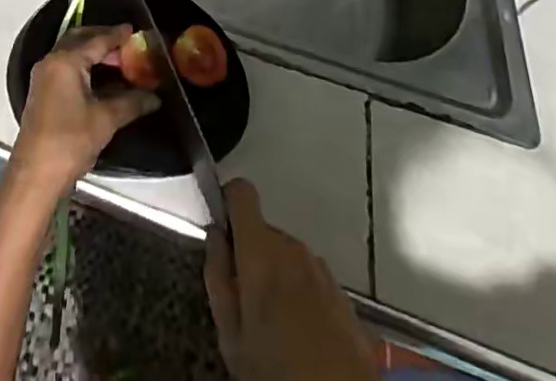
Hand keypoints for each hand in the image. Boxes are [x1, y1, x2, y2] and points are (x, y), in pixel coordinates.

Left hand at [11, 24, 159, 191]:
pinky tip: (102, 80)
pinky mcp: (43, 93)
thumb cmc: (70, 141)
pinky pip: (66, 68)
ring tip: (119, 61)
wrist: (36, 175)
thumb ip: (132, 103)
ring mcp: (44, 77)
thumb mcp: (106, 120)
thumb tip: (154, 97)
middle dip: (102, 39)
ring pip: (71, 54)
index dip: (117, 35)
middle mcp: (51, 62)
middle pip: (79, 40)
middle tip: (126, 44)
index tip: (134, 30)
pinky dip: (84, 67)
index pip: (96, 40)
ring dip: (93, 54)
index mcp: (65, 61)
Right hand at [206, 179, 378, 380]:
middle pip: (262, 231)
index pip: (242, 193)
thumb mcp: (230, 332)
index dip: (228, 201)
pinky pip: (307, 274)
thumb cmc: (277, 370)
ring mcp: (320, 267)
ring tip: (274, 322)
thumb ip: (217, 275)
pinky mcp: (340, 288)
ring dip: (275, 274)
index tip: (222, 228)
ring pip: (285, 254)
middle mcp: (292, 248)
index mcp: (260, 252)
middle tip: (245, 299)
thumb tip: (215, 235)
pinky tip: (299, 330)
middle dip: (250, 254)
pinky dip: (298, 290)